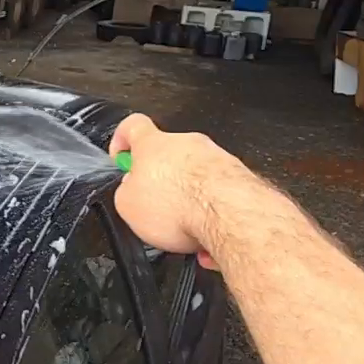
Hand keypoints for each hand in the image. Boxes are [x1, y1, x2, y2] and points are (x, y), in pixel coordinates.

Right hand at [108, 113, 260, 266]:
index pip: (132, 126)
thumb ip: (126, 191)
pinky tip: (208, 237)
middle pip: (167, 155)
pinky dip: (212, 212)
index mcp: (154, 144)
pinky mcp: (241, 178)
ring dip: (189, 199)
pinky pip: (219, 193)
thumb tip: (130, 193)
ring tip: (185, 229)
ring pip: (196, 176)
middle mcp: (188, 144)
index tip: (122, 158)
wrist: (230, 218)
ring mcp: (217, 159)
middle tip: (155, 203)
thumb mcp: (127, 205)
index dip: (123, 141)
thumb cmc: (182, 206)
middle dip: (161, 179)